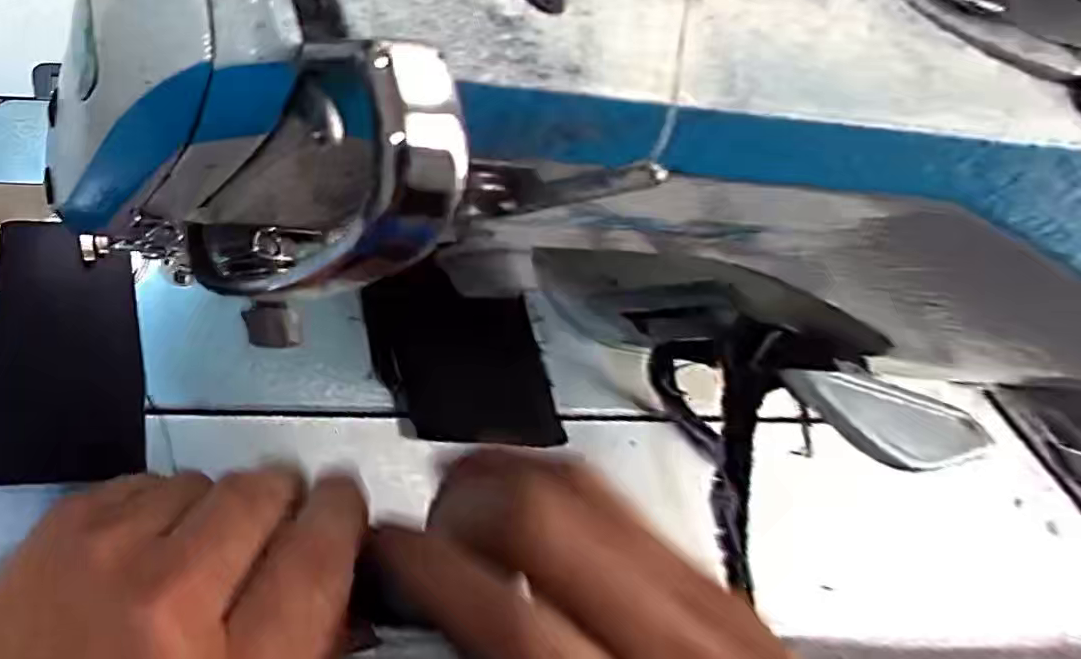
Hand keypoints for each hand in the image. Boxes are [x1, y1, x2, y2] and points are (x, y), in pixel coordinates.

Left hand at [0, 468, 367, 658]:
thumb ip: (295, 656)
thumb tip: (338, 597)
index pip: (311, 567)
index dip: (338, 520)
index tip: (344, 496)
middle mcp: (168, 601)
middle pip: (255, 499)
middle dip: (282, 493)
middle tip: (286, 502)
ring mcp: (108, 550)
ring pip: (198, 481)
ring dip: (215, 503)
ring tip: (205, 539)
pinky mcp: (66, 519)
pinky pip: (145, 479)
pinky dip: (160, 502)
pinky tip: (150, 539)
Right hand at [372, 449, 791, 658]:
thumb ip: (498, 653)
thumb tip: (427, 618)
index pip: (507, 613)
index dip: (422, 565)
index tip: (383, 546)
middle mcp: (688, 649)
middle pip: (535, 516)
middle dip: (455, 502)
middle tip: (423, 524)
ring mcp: (720, 611)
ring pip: (576, 482)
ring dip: (495, 472)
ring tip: (459, 490)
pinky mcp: (729, 589)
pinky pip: (614, 495)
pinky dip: (547, 478)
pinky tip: (522, 496)